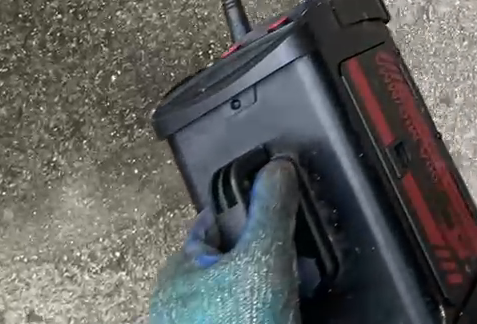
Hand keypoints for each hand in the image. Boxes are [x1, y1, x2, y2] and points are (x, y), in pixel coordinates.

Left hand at [149, 158, 300, 323]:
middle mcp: (180, 302)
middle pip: (237, 254)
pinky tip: (287, 313)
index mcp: (178, 270)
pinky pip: (251, 314)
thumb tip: (277, 167)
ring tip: (298, 289)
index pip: (219, 218)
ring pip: (247, 288)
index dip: (254, 208)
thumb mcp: (264, 253)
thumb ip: (271, 206)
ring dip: (276, 283)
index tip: (282, 210)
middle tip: (297, 258)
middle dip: (271, 251)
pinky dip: (272, 310)